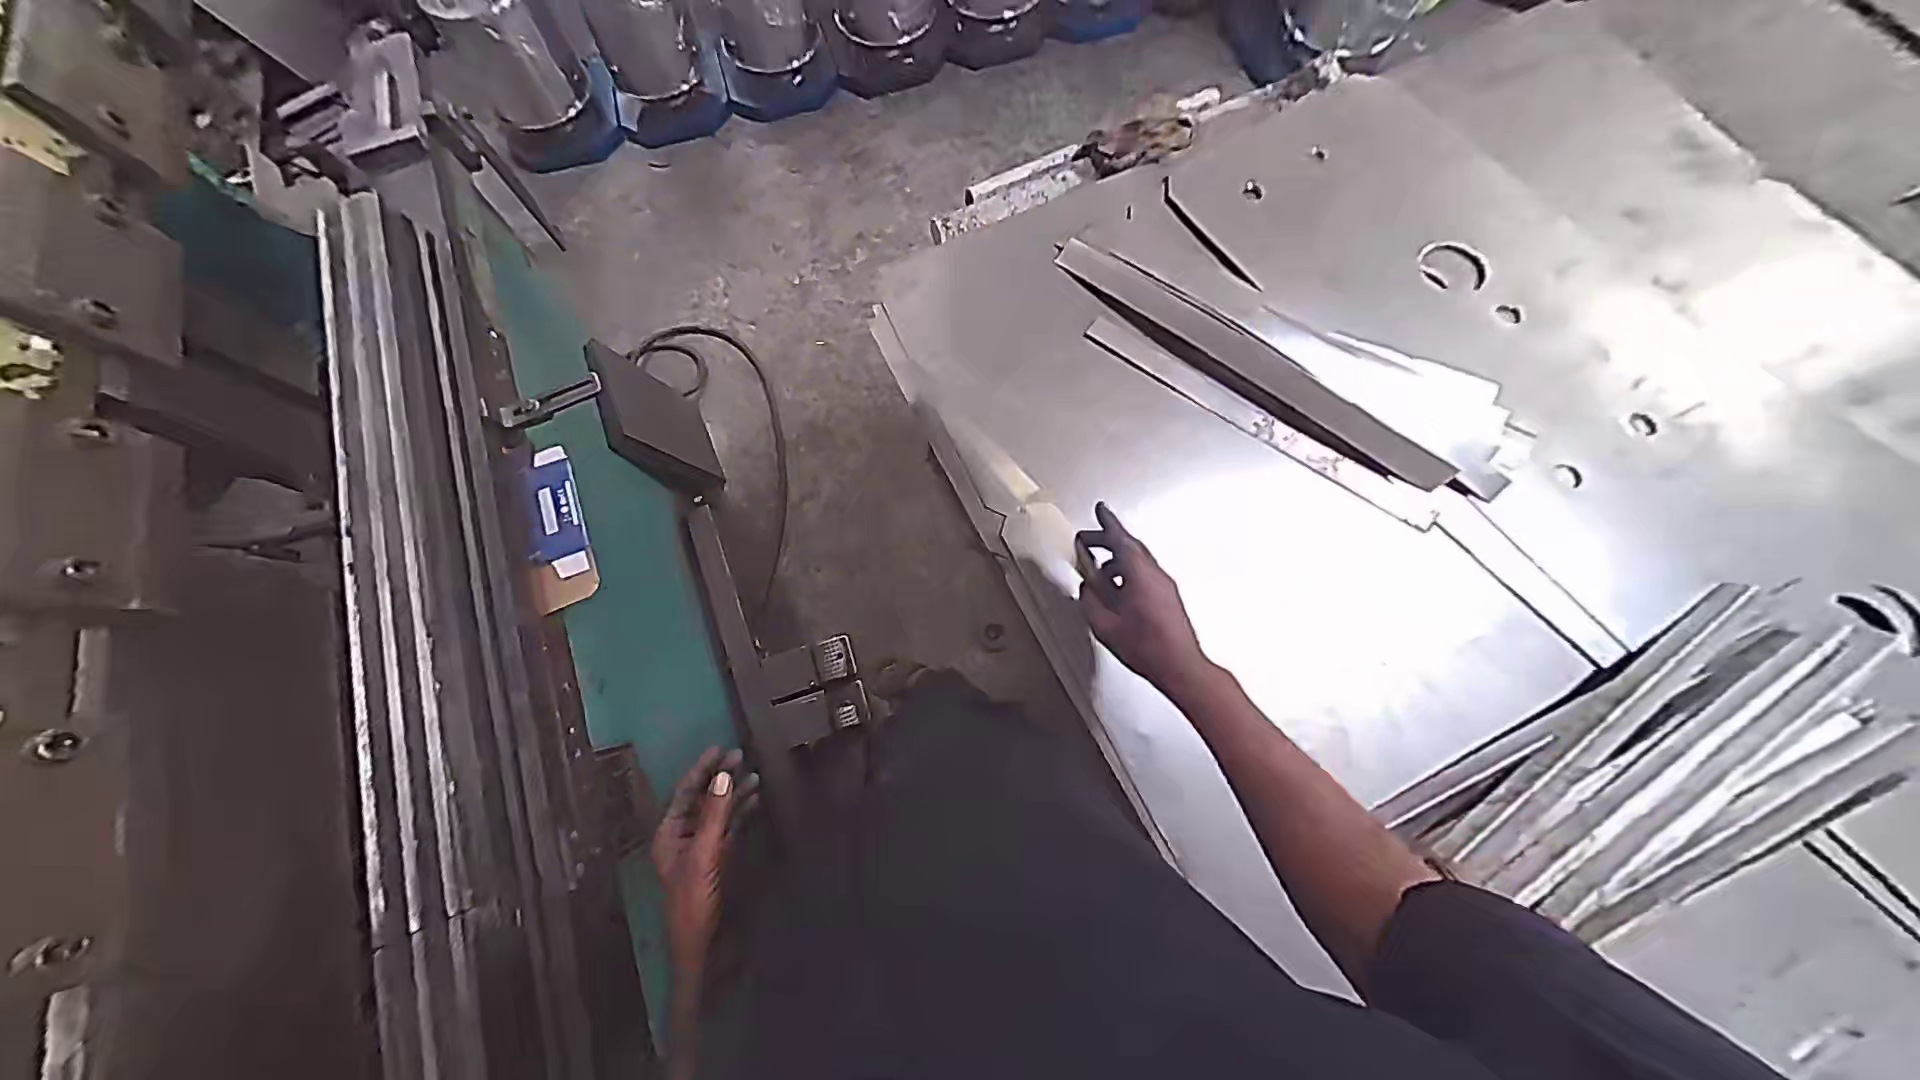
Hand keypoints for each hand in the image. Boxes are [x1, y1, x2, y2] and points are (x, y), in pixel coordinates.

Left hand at [651, 747, 756, 977]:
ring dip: (735, 793)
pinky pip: (732, 825)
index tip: (719, 749)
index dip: (701, 770)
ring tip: (755, 775)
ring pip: (720, 810)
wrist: (704, 946)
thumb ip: (714, 814)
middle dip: (720, 778)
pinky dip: (743, 811)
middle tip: (741, 756)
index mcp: (669, 834)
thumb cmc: (693, 901)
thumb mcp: (703, 854)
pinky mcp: (722, 856)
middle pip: (704, 798)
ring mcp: (704, 845)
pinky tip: (756, 799)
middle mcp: (685, 835)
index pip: (685, 792)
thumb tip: (723, 776)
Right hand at [1077, 502, 1214, 696]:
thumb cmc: (1149, 648)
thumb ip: (1091, 601)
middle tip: (1089, 541)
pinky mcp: (1168, 596)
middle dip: (1106, 541)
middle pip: (1129, 548)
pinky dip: (1126, 574)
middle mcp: (1156, 576)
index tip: (1100, 509)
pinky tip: (1115, 589)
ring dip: (1115, 560)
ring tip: (1097, 571)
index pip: (1121, 540)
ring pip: (1137, 562)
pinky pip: (1143, 574)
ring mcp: (1164, 586)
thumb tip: (1086, 589)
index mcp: (1140, 576)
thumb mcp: (1105, 625)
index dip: (1107, 523)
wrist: (1180, 667)